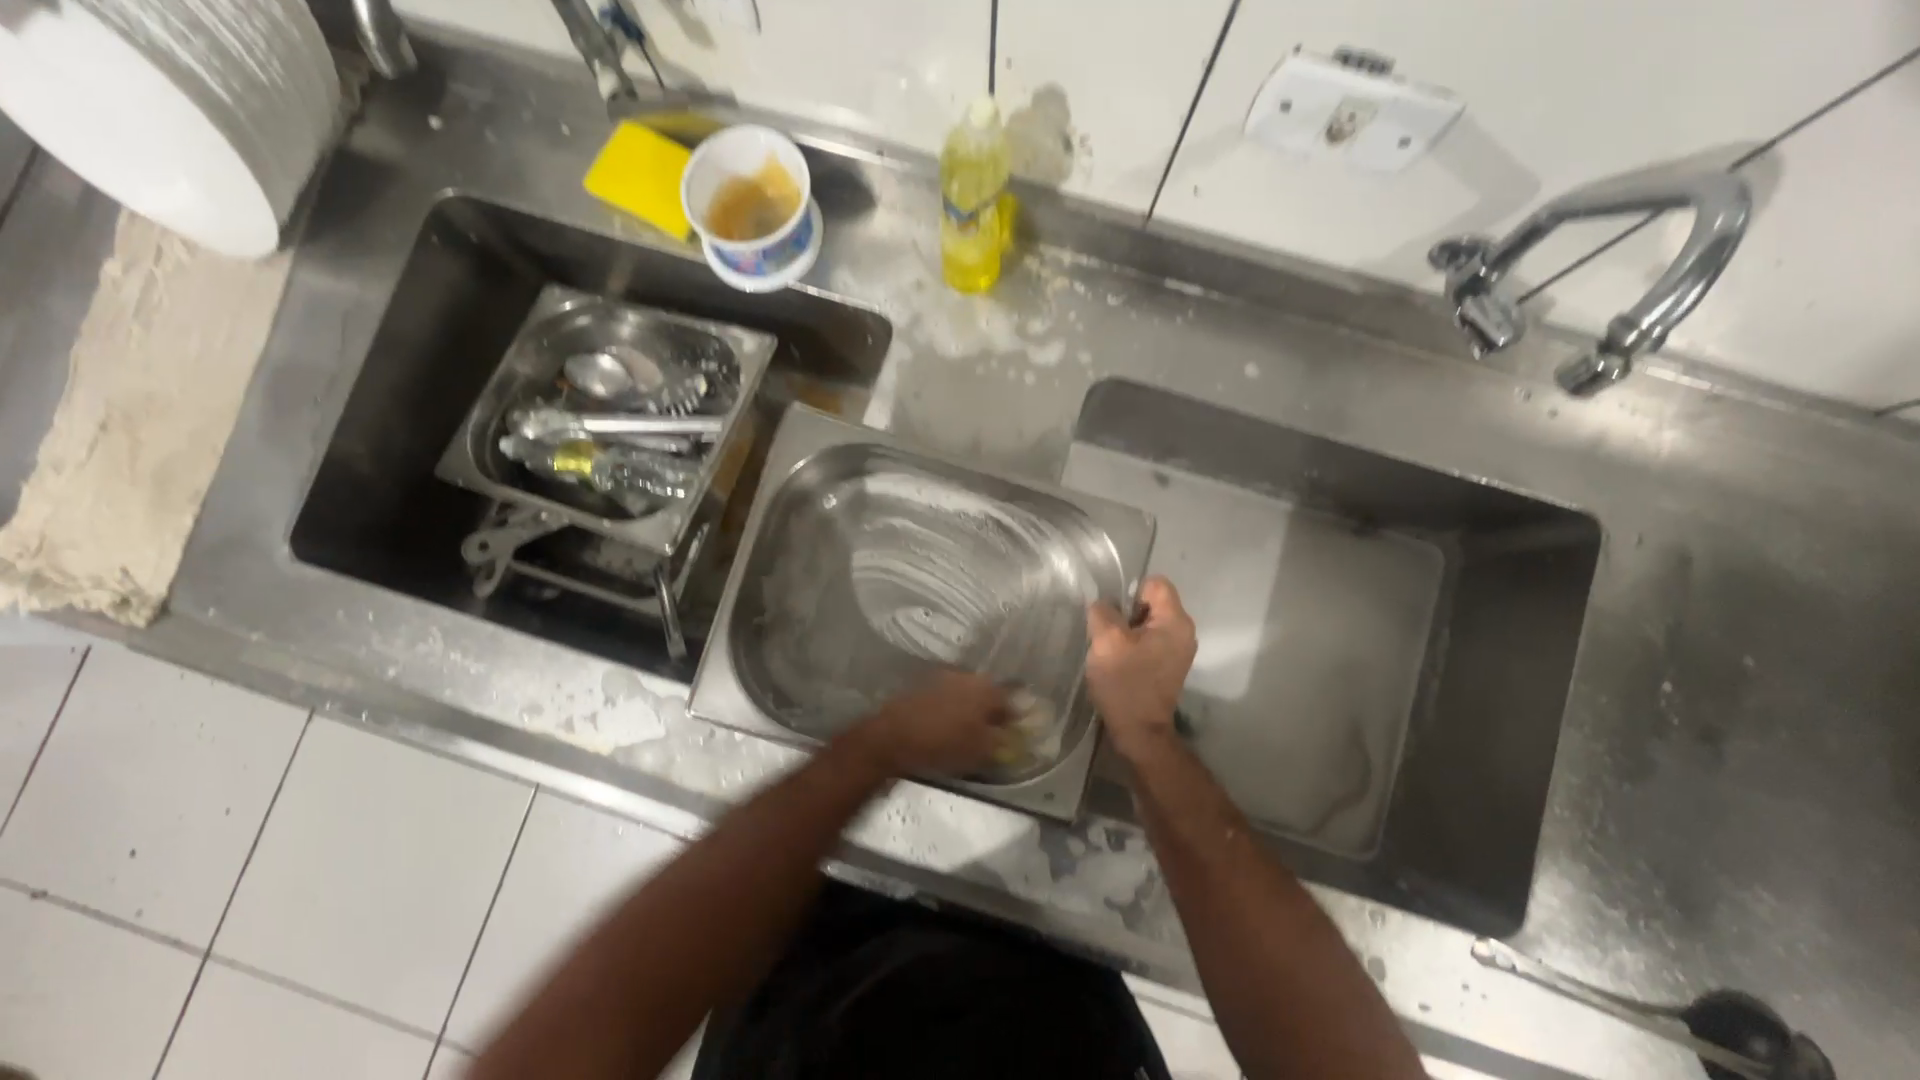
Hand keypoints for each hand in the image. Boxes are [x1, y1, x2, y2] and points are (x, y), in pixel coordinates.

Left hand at [852, 671, 1010, 777]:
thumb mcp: (980, 751)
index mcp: (987, 688)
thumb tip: (1010, 735)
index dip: (1012, 719)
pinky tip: (944, 723)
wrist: (892, 737)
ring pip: (966, 692)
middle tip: (987, 732)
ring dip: (968, 707)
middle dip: (990, 711)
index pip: (1011, 701)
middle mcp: (967, 676)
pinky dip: (949, 707)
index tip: (1010, 733)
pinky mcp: (923, 683)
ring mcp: (943, 676)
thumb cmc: (942, 744)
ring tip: (964, 729)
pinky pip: (946, 695)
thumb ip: (1001, 740)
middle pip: (988, 693)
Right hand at [1086, 576, 1196, 754]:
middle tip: (1108, 635)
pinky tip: (1120, 663)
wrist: (1139, 731)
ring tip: (1112, 650)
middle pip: (1152, 602)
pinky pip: (1150, 640)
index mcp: (1176, 621)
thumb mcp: (1106, 642)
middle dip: (1127, 613)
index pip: (1155, 583)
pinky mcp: (1169, 665)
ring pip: (1148, 622)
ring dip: (1127, 631)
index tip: (1114, 616)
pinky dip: (1134, 646)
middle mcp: (1184, 631)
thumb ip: (1103, 612)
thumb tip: (1103, 603)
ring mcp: (1179, 650)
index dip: (1130, 592)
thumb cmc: (1125, 683)